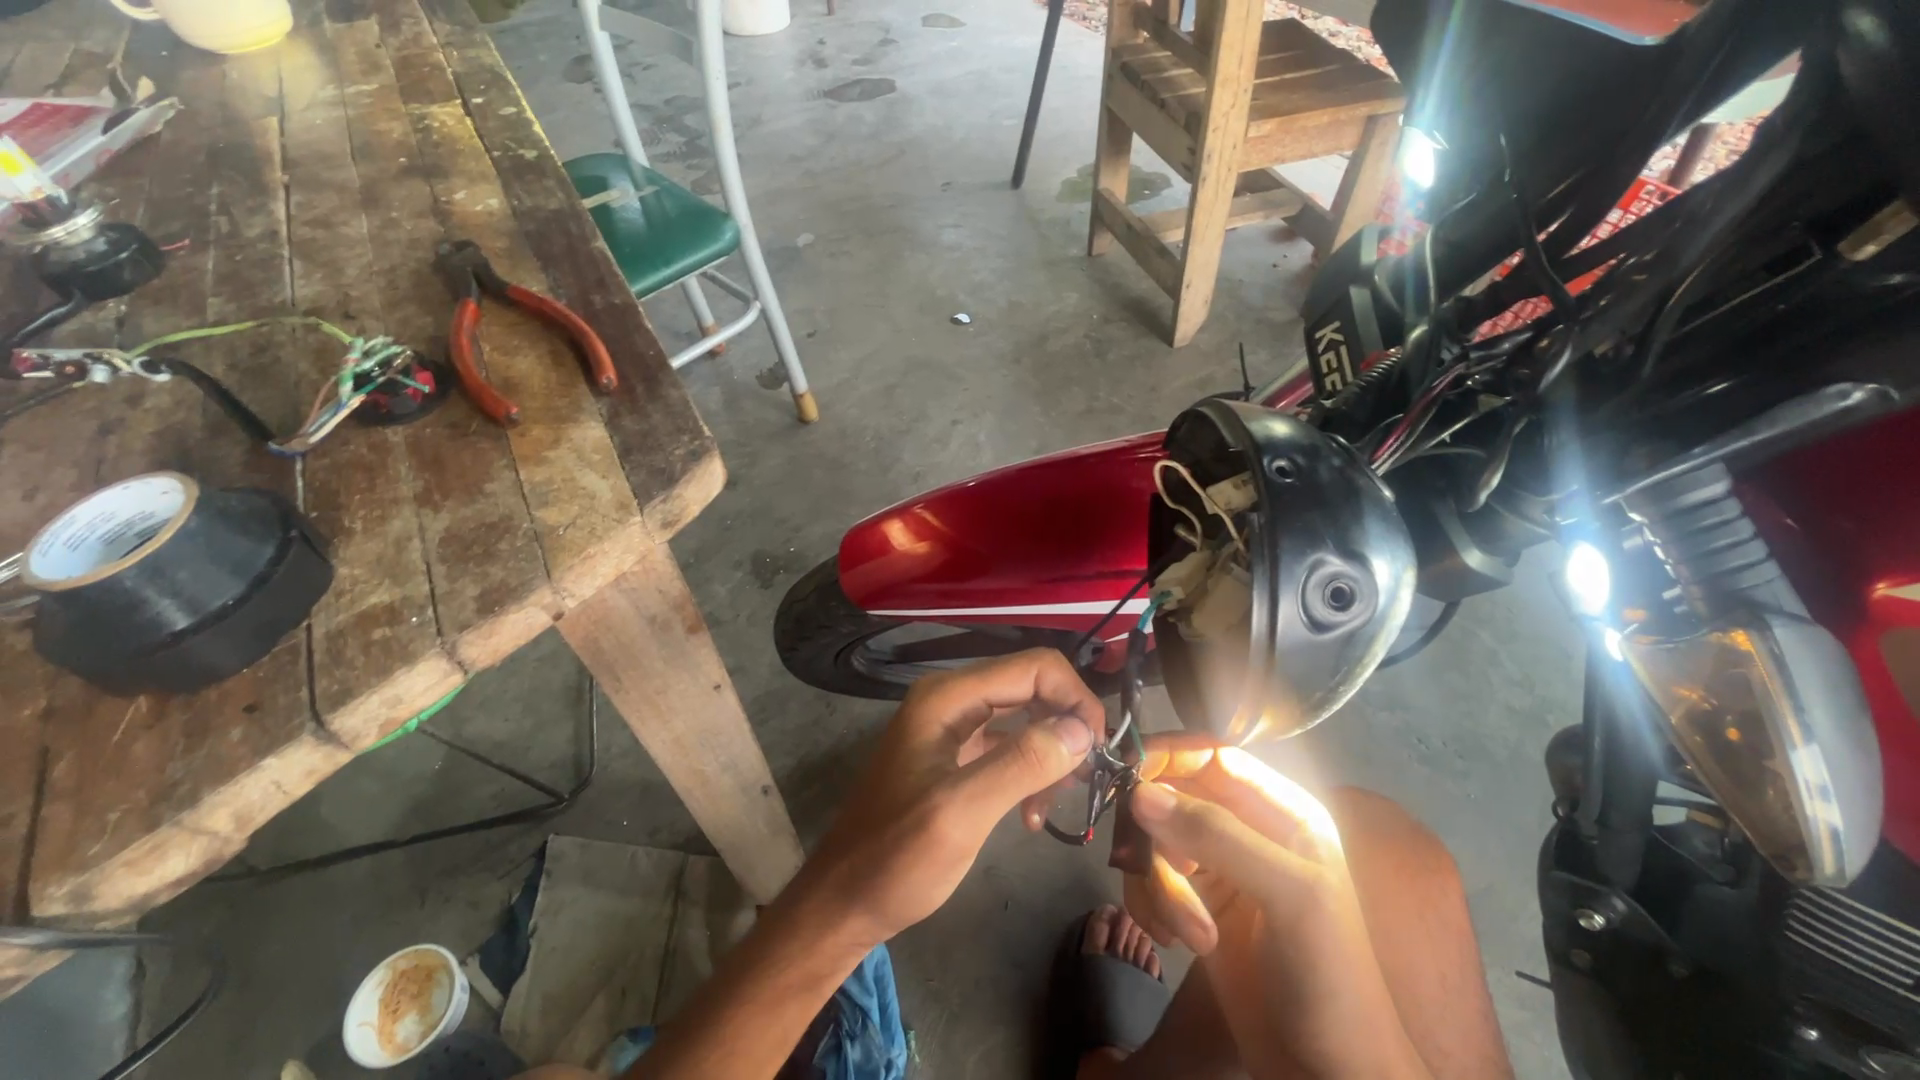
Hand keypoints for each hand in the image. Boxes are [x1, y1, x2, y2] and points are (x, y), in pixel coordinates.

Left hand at [782, 649, 1104, 949]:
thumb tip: (1081, 729)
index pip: (1034, 667)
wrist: (845, 901)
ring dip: (1051, 757)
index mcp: (947, 698)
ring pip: (1025, 721)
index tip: (1098, 750)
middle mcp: (951, 702)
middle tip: (1086, 782)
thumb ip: (1021, 764)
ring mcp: (951, 730)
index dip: (1075, 699)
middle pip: (1032, 689)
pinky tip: (1031, 817)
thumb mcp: (961, 811)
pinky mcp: (955, 761)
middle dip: (1066, 729)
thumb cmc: (897, 857)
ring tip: (1053, 805)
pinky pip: (1008, 751)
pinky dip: (1029, 776)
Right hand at [1122, 738, 1428, 1079]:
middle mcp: (1248, 829)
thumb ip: (1218, 835)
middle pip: (1174, 798)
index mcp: (1284, 811)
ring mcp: (1218, 867)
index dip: (1169, 757)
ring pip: (1155, 841)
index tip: (1125, 774)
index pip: (1214, 756)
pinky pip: (1150, 880)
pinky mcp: (1193, 904)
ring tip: (1186, 933)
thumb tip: (1140, 792)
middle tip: (1153, 872)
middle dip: (1156, 837)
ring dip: (1157, 885)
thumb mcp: (1289, 894)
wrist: (1325, 1070)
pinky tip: (1178, 943)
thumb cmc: (1327, 973)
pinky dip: (1152, 907)